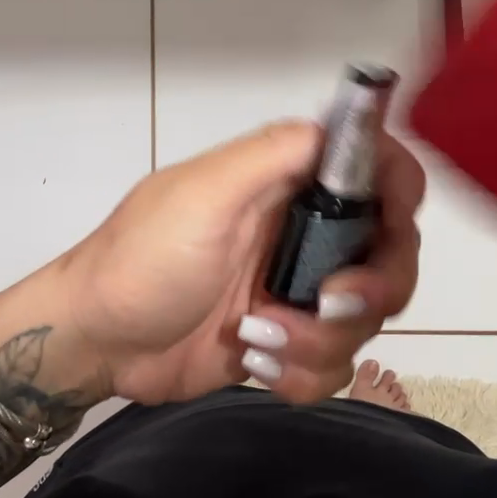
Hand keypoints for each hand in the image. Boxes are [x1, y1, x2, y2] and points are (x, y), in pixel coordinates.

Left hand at [58, 120, 423, 405]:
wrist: (97, 342)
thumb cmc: (142, 261)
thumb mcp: (203, 195)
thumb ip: (272, 154)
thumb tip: (344, 122)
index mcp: (282, 186)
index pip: (371, 171)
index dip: (399, 191)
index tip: (395, 224)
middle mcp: (296, 235)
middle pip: (387, 254)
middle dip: (368, 290)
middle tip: (328, 305)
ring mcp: (291, 293)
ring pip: (363, 321)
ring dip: (318, 341)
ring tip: (256, 339)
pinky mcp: (282, 343)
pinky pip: (331, 364)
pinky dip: (300, 374)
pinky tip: (253, 363)